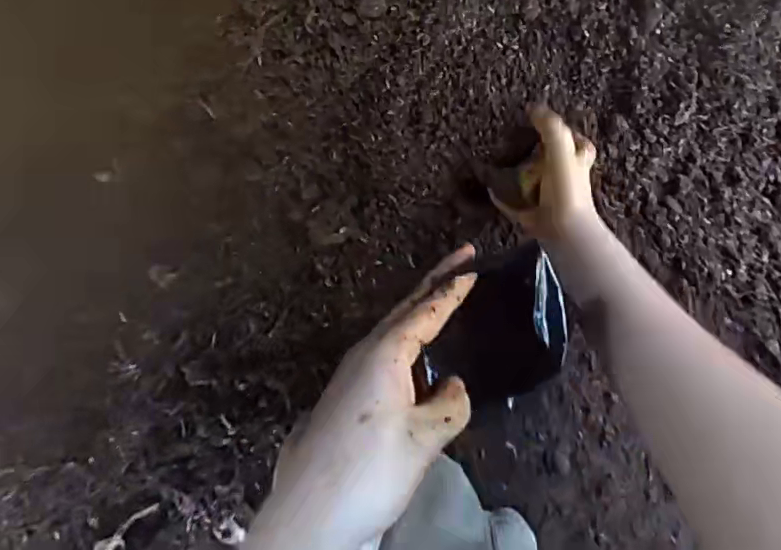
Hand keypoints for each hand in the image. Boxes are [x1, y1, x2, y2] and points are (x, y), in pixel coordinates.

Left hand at [251, 247, 477, 549]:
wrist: (305, 523)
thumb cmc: (367, 472)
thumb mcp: (422, 441)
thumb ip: (449, 405)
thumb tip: (454, 385)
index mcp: (385, 354)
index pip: (427, 310)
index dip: (452, 288)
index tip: (474, 265)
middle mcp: (364, 354)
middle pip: (407, 307)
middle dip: (436, 281)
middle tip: (463, 257)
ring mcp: (349, 377)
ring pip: (393, 331)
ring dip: (421, 310)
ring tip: (443, 298)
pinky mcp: (344, 401)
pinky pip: (384, 354)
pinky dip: (407, 341)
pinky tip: (414, 360)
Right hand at [492, 104, 602, 242]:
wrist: (564, 231)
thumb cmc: (566, 187)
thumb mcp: (561, 149)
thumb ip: (550, 126)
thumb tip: (533, 107)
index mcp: (577, 161)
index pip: (577, 141)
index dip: (565, 132)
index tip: (542, 124)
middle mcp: (566, 178)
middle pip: (553, 161)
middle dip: (538, 153)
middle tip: (515, 142)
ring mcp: (550, 198)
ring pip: (534, 182)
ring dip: (519, 174)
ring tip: (499, 161)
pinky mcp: (535, 216)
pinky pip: (515, 204)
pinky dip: (503, 198)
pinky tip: (489, 190)